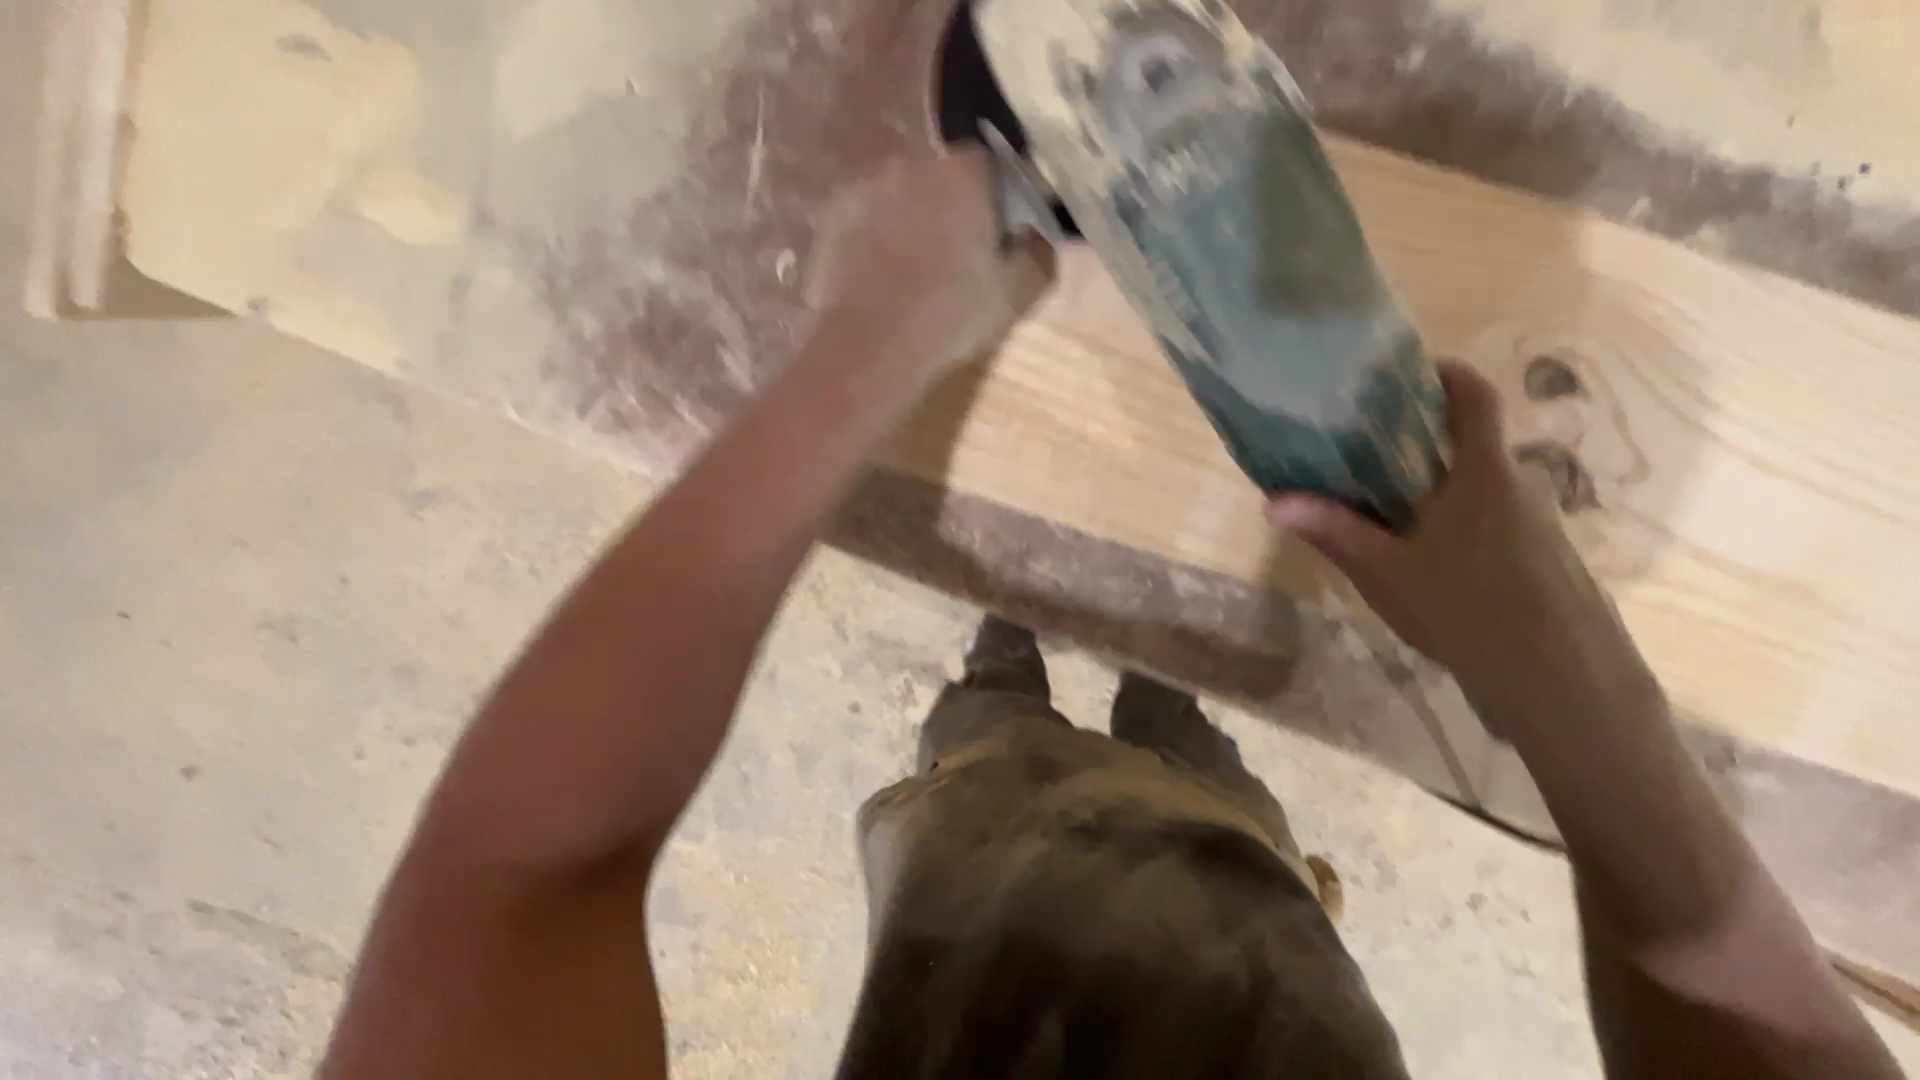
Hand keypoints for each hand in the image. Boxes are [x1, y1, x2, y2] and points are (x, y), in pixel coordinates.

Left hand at [806, 145, 1055, 379]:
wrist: (869, 342)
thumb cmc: (947, 315)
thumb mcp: (1003, 292)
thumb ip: (1016, 251)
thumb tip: (1021, 233)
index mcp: (964, 175)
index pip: (987, 164)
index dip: (990, 194)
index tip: (992, 226)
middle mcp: (913, 166)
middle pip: (936, 176)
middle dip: (945, 205)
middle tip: (950, 250)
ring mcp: (866, 187)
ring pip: (896, 196)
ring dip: (905, 219)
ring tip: (907, 267)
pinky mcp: (831, 215)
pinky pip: (863, 218)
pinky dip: (871, 236)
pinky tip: (874, 274)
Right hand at [1266, 362, 1648, 710]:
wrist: (1565, 680)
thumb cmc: (1469, 610)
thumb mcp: (1386, 573)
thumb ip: (1333, 531)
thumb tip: (1273, 501)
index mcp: (1482, 474)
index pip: (1475, 398)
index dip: (1445, 373)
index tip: (1408, 371)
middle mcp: (1518, 485)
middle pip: (1473, 442)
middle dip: (1425, 437)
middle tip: (1370, 448)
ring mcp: (1540, 523)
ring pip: (1483, 485)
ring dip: (1442, 483)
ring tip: (1389, 504)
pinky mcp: (1547, 557)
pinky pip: (1497, 517)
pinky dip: (1462, 518)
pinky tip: (1431, 559)